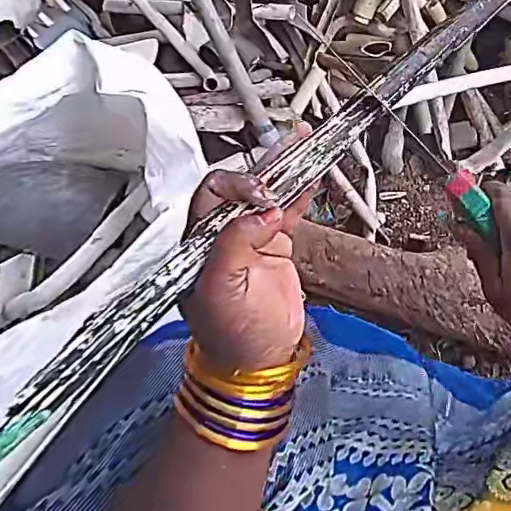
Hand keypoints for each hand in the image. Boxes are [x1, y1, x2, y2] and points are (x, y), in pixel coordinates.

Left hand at [181, 170, 310, 371]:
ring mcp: (251, 236)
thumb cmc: (228, 336)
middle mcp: (223, 232)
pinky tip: (310, 179)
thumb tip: (259, 213)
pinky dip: (301, 194)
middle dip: (263, 172)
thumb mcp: (220, 292)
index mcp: (200, 239)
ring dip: (285, 172)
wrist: (259, 361)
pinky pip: (289, 211)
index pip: (213, 194)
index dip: (237, 186)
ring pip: (267, 194)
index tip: (261, 195)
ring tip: (303, 150)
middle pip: (242, 186)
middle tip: (284, 171)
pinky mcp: (275, 244)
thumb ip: (234, 246)